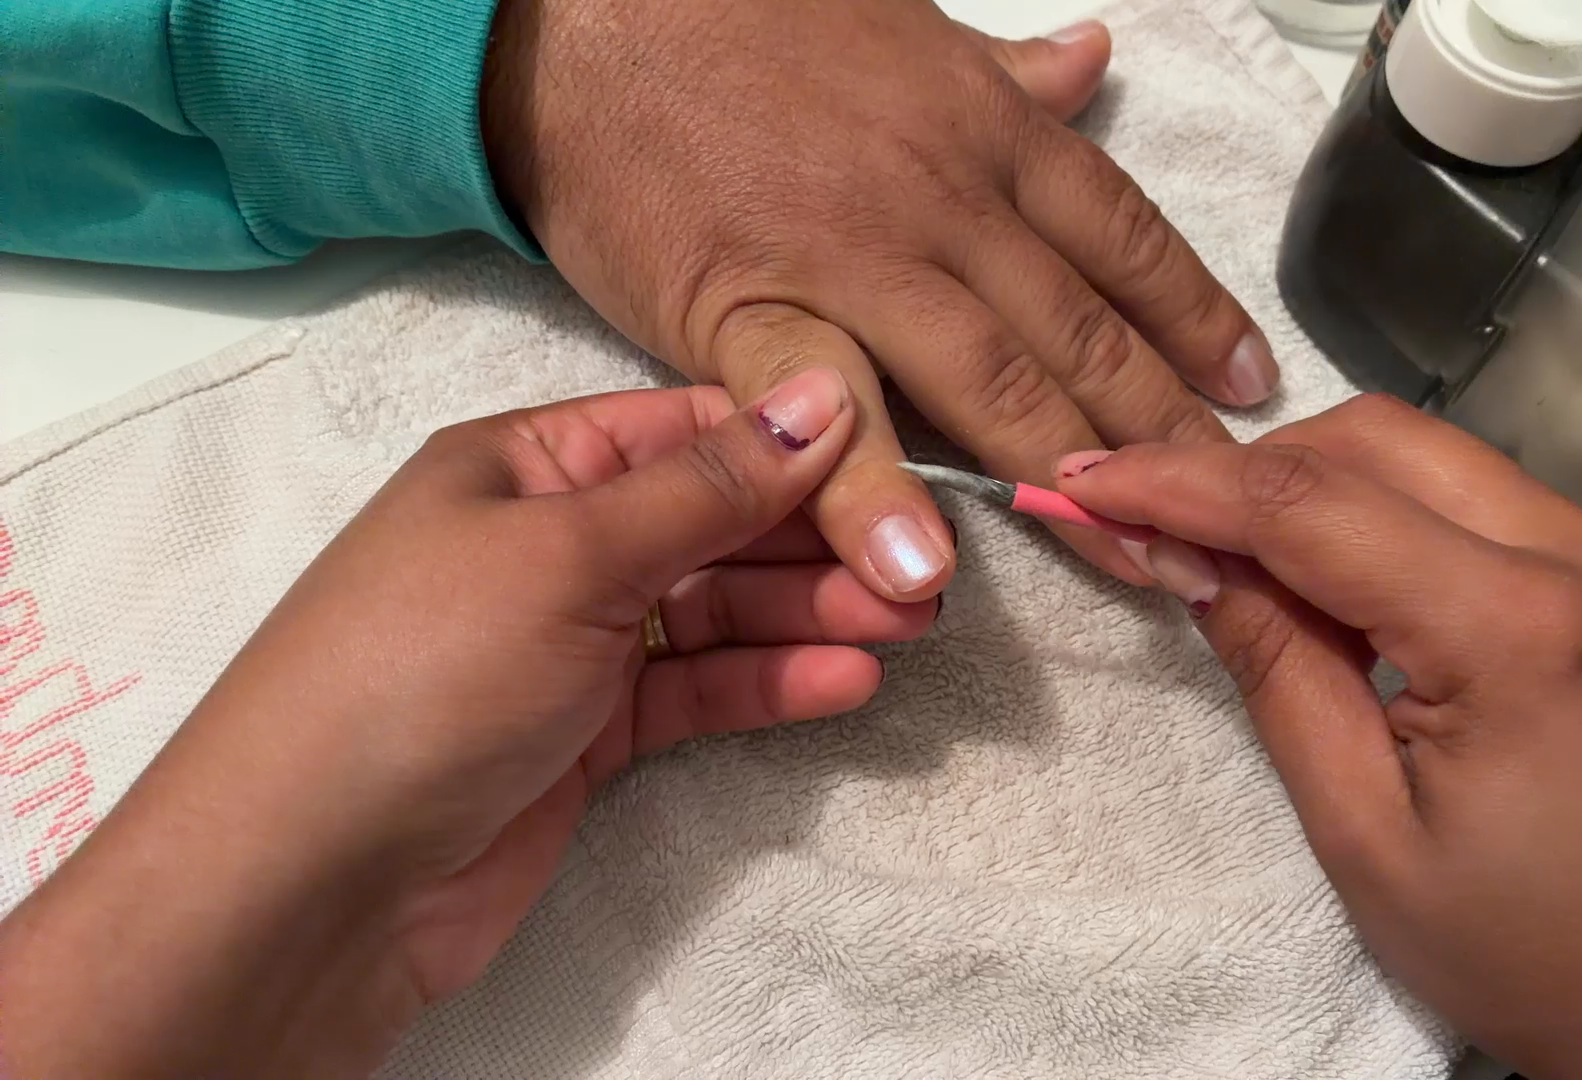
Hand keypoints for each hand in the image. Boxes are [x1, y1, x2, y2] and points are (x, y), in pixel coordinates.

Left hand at [0, 371, 935, 1077]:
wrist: (310, 898)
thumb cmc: (430, 674)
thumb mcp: (575, 554)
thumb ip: (714, 482)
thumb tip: (827, 394)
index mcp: (539, 464)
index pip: (697, 433)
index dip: (796, 449)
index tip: (891, 474)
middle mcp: (568, 539)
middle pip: (723, 526)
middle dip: (821, 547)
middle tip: (921, 572)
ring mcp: (589, 633)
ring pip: (726, 609)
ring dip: (815, 616)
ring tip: (907, 627)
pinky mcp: (607, 720)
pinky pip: (707, 683)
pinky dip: (774, 681)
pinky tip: (847, 681)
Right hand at [479, 0, 1273, 603]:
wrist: (581, 17)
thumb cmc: (747, 30)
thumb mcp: (905, 33)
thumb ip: (1008, 74)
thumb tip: (1091, 64)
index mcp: (987, 132)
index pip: (1125, 240)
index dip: (1197, 320)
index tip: (1249, 390)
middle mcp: (945, 200)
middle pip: (1080, 333)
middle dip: (1162, 433)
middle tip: (1224, 517)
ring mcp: (855, 261)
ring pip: (990, 380)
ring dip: (1070, 477)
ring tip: (1138, 563)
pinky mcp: (752, 312)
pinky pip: (828, 414)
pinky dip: (876, 492)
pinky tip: (922, 567)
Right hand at [1056, 396, 1581, 1078]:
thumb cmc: (1525, 950)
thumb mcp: (1356, 823)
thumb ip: (1268, 662)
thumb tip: (1180, 554)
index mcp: (1516, 628)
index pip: (1304, 507)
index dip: (1176, 482)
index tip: (1087, 480)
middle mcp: (1580, 552)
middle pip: (1362, 440)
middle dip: (1235, 468)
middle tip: (1151, 521)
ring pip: (1406, 449)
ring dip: (1292, 482)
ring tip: (1222, 551)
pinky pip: (1448, 490)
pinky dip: (1354, 506)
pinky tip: (1312, 571)